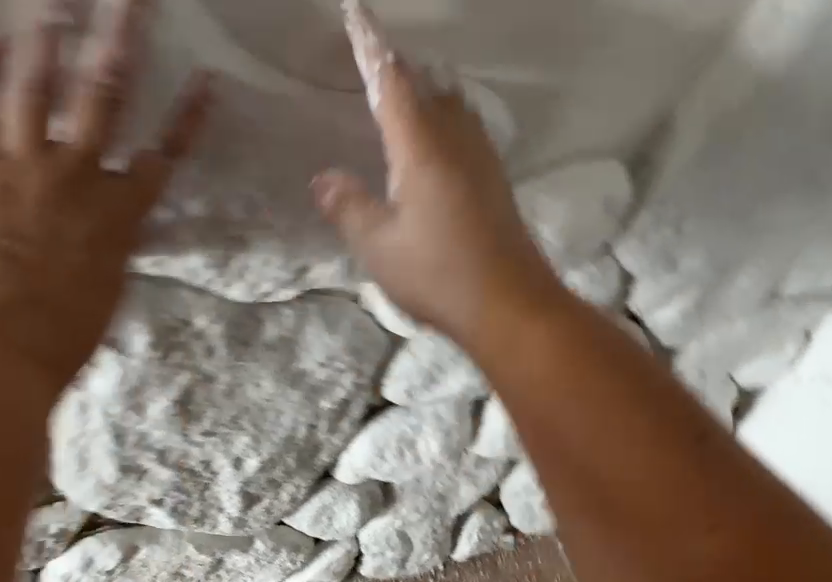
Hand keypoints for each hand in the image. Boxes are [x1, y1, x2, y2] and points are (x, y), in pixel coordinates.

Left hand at [0, 0, 212, 393]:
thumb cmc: (59, 342)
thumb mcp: (104, 298)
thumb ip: (110, 252)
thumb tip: (110, 234)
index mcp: (116, 217)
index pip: (161, 158)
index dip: (186, 119)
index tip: (206, 81)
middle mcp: (74, 177)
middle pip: (104, 96)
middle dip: (122, 39)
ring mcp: (19, 169)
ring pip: (37, 90)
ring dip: (48, 41)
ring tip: (54, 5)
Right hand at [314, 14, 559, 348]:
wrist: (508, 304)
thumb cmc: (438, 274)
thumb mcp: (379, 245)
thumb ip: (349, 207)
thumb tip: (322, 179)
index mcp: (421, 147)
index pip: (392, 82)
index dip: (371, 47)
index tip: (357, 14)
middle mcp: (455, 139)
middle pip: (424, 86)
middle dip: (396, 69)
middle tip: (371, 59)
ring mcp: (480, 158)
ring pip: (449, 105)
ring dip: (423, 91)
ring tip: (401, 93)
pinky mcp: (493, 180)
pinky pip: (463, 129)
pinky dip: (441, 118)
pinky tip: (436, 137)